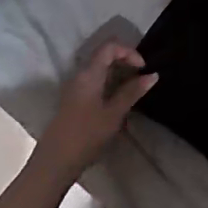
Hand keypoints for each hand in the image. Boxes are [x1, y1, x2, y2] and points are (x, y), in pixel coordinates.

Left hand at [31, 42, 157, 181]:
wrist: (55, 161)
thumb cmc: (86, 135)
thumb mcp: (114, 114)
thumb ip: (132, 92)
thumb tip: (152, 75)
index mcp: (89, 73)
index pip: (110, 46)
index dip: (129, 51)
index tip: (143, 69)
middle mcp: (80, 74)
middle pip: (104, 54)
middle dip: (125, 60)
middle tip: (141, 77)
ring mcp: (75, 86)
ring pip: (99, 67)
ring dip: (118, 72)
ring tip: (133, 88)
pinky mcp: (74, 98)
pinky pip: (94, 79)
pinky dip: (109, 81)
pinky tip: (118, 98)